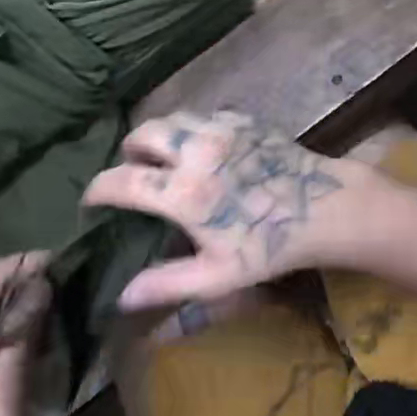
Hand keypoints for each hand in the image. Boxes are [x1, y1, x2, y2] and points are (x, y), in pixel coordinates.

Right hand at [81, 112, 379, 310]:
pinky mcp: (241, 119)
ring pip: (170, 119)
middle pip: (142, 134)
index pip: (122, 181)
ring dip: (158, 137)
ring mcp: (219, 129)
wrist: (325, 207)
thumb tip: (121, 298)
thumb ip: (167, 283)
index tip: (91, 198)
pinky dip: (189, 130)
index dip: (98, 189)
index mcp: (184, 193)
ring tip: (163, 159)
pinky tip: (202, 151)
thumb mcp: (218, 276)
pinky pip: (200, 117)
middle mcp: (195, 151)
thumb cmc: (271, 246)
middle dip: (130, 152)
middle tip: (134, 172)